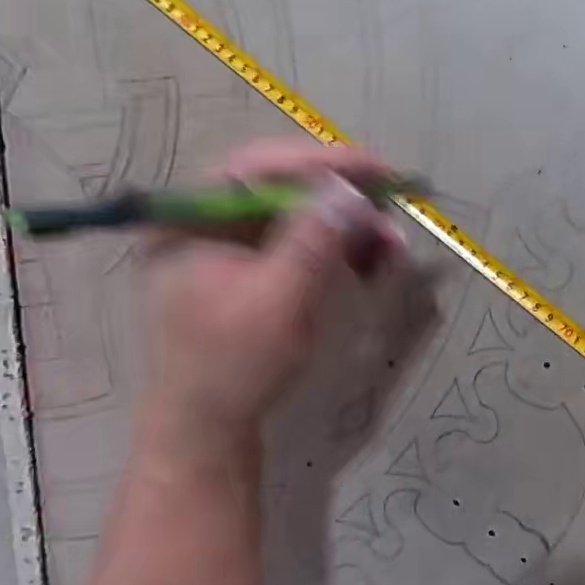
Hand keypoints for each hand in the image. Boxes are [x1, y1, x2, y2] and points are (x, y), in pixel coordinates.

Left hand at [141, 138, 404, 437]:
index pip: (259, 167)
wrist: (210, 422)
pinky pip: (301, 243)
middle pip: (282, 187)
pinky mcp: (254, 270)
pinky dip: (339, 249)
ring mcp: (230, 247)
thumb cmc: (235, 363)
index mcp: (192, 220)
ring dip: (348, 225)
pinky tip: (369, 262)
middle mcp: (207, 222)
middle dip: (343, 197)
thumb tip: (350, 191)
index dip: (322, 163)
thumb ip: (313, 241)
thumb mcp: (280, 300)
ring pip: (298, 215)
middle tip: (392, 207)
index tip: (378, 169)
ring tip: (391, 244)